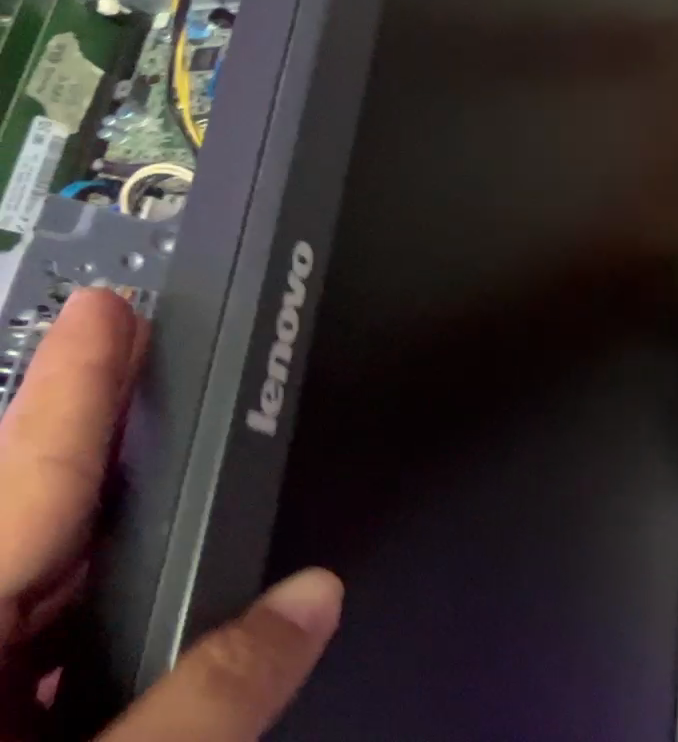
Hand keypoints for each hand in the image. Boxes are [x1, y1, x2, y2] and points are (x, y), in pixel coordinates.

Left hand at [0, 288, 341, 740]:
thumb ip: (212, 697)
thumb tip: (318, 597)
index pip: (15, 488)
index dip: (73, 388)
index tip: (111, 308)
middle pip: (27, 547)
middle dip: (122, 495)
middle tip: (199, 441)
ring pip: (31, 614)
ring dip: (123, 588)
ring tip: (202, 571)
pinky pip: (25, 670)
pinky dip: (99, 656)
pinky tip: (147, 662)